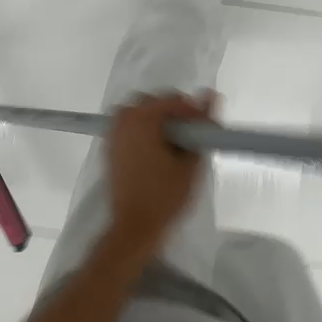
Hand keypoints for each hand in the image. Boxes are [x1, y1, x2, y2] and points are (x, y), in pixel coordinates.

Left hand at [104, 93, 214, 257]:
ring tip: (173, 141)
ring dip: (156, 119)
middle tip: (190, 135)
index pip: (174, 100)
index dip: (193, 112)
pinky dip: (142, 128)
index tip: (206, 130)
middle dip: (173, 112)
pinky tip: (156, 148)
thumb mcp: (191, 162)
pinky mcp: (109, 147)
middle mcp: (123, 120)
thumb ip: (202, 125)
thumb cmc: (166, 196)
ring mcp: (113, 133)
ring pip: (138, 110)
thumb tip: (212, 95)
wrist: (134, 226)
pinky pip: (127, 124)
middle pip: (153, 101)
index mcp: (143, 119)